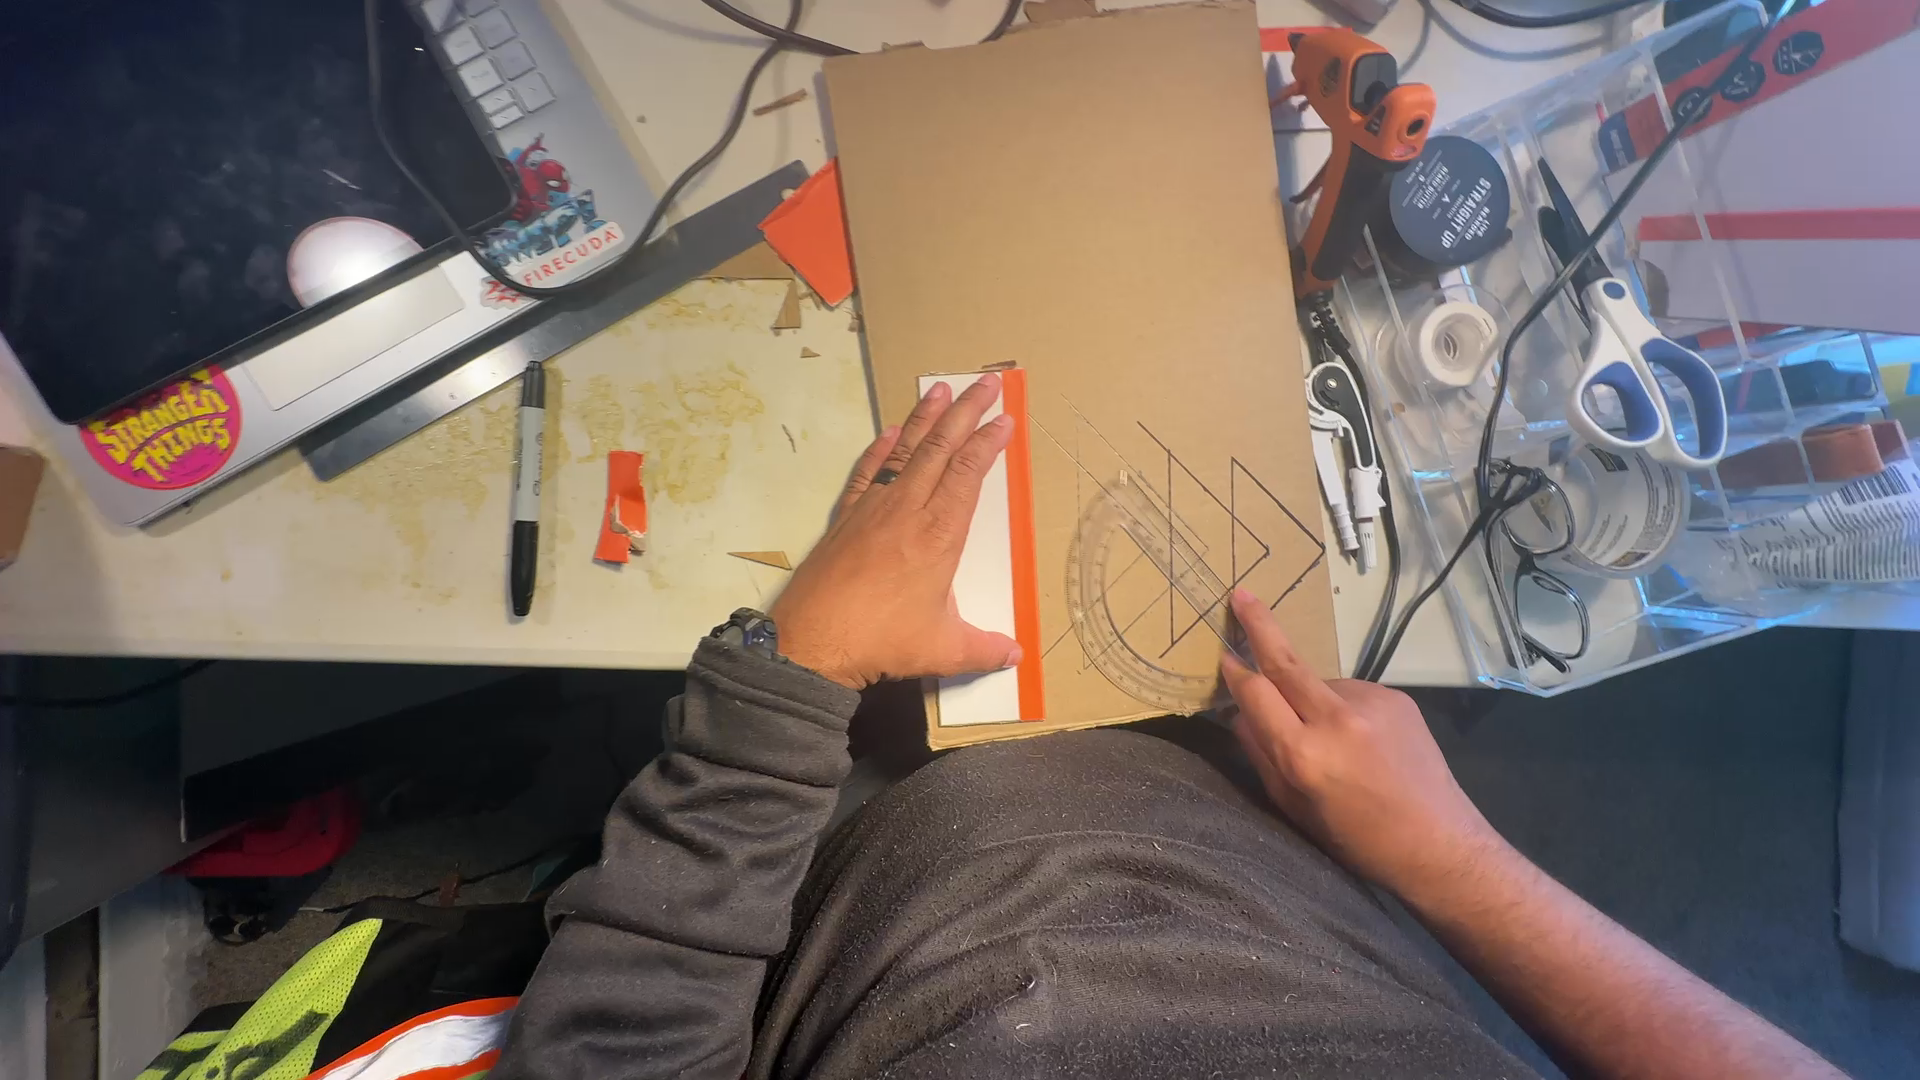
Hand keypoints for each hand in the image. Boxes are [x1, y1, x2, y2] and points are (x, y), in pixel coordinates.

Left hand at [770, 374, 1021, 689]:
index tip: (1005, 420)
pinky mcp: (846, 517)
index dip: (988, 443)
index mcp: (940, 533)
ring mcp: (874, 509)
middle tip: (985, 382)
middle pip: (941, 448)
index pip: (969, 473)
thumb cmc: (883, 640)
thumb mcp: (943, 650)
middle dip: (966, 411)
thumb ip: (984, 648)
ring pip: (906, 451)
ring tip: (941, 389)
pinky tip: (890, 431)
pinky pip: (868, 472)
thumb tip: (1016, 656)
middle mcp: (908, 509)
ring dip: (925, 418)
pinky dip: (881, 449)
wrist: (813, 641)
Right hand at [1219, 589, 1504, 897]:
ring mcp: (1370, 704)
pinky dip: (1342, 707)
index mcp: (1303, 753)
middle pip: (1286, 661)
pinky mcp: (1396, 698)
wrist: (1442, 846)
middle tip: (1242, 594)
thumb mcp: (1292, 806)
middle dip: (1260, 625)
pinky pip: (1350, 692)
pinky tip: (1361, 740)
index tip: (1224, 655)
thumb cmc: (1355, 837)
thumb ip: (1260, 753)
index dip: (1235, 671)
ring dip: (1309, 696)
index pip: (1255, 693)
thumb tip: (1239, 712)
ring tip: (1334, 740)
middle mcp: (1335, 720)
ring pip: (1318, 682)